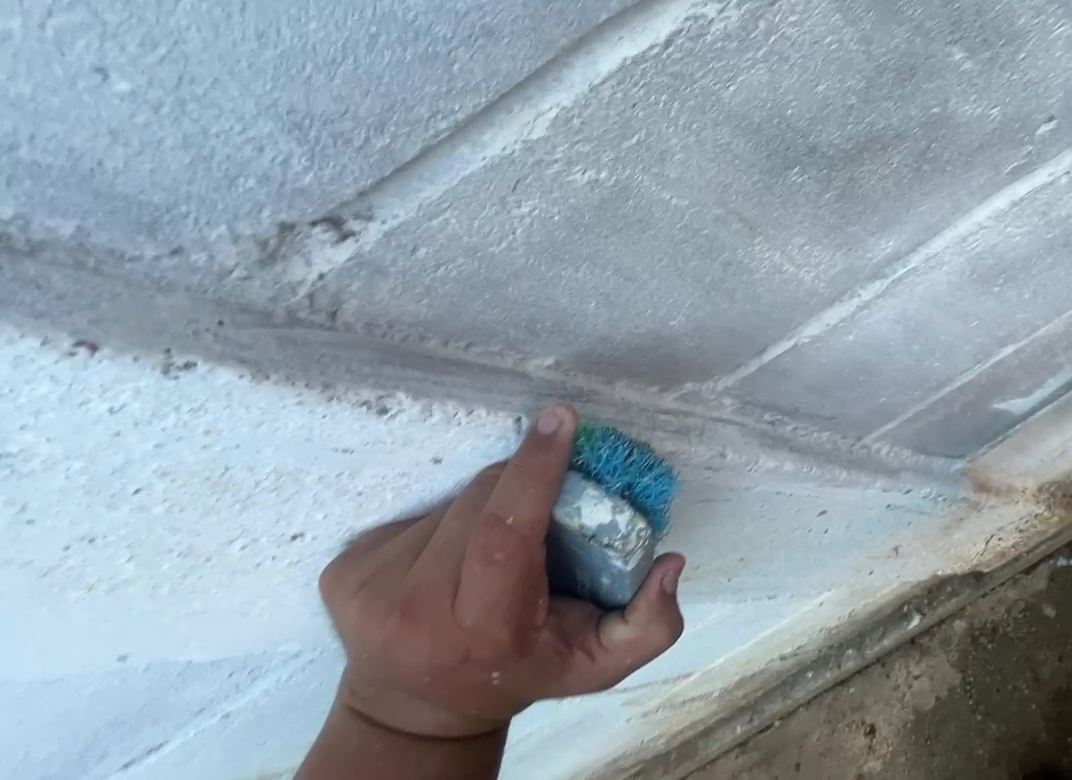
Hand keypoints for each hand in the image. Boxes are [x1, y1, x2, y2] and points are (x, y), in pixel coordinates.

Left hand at [317, 404, 686, 739]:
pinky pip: (418, 512)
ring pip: (454, 501)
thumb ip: (650, 623)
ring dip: (490, 501)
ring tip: (497, 543)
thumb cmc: (521, 673)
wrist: (415, 710)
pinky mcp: (341, 572)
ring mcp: (370, 589)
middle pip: (484, 501)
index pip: (507, 533)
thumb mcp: (597, 665)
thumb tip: (671, 561)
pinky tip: (453, 554)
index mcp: (485, 628)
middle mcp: (417, 610)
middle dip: (522, 482)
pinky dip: (451, 518)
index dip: (534, 469)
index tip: (561, 418)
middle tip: (545, 508)